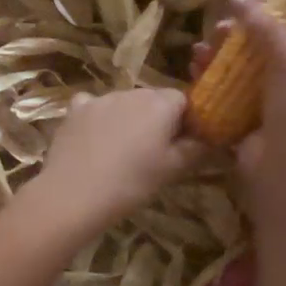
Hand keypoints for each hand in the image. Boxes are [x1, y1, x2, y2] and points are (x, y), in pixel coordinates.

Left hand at [34, 87, 203, 226]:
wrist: (75, 193)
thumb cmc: (132, 182)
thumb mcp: (173, 169)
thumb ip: (195, 148)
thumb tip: (211, 138)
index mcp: (160, 104)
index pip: (182, 100)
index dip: (185, 119)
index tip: (181, 143)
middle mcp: (130, 92)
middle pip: (152, 98)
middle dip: (156, 118)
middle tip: (153, 150)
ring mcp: (99, 98)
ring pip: (122, 102)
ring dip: (127, 117)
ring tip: (122, 150)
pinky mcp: (74, 109)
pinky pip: (92, 105)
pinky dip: (97, 116)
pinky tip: (95, 137)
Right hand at [219, 0, 285, 224]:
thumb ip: (266, 27)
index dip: (277, 7)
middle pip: (268, 44)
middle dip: (240, 32)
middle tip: (216, 27)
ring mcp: (274, 103)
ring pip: (243, 68)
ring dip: (219, 56)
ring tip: (198, 49)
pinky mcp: (248, 122)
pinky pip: (226, 94)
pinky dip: (210, 81)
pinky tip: (192, 71)